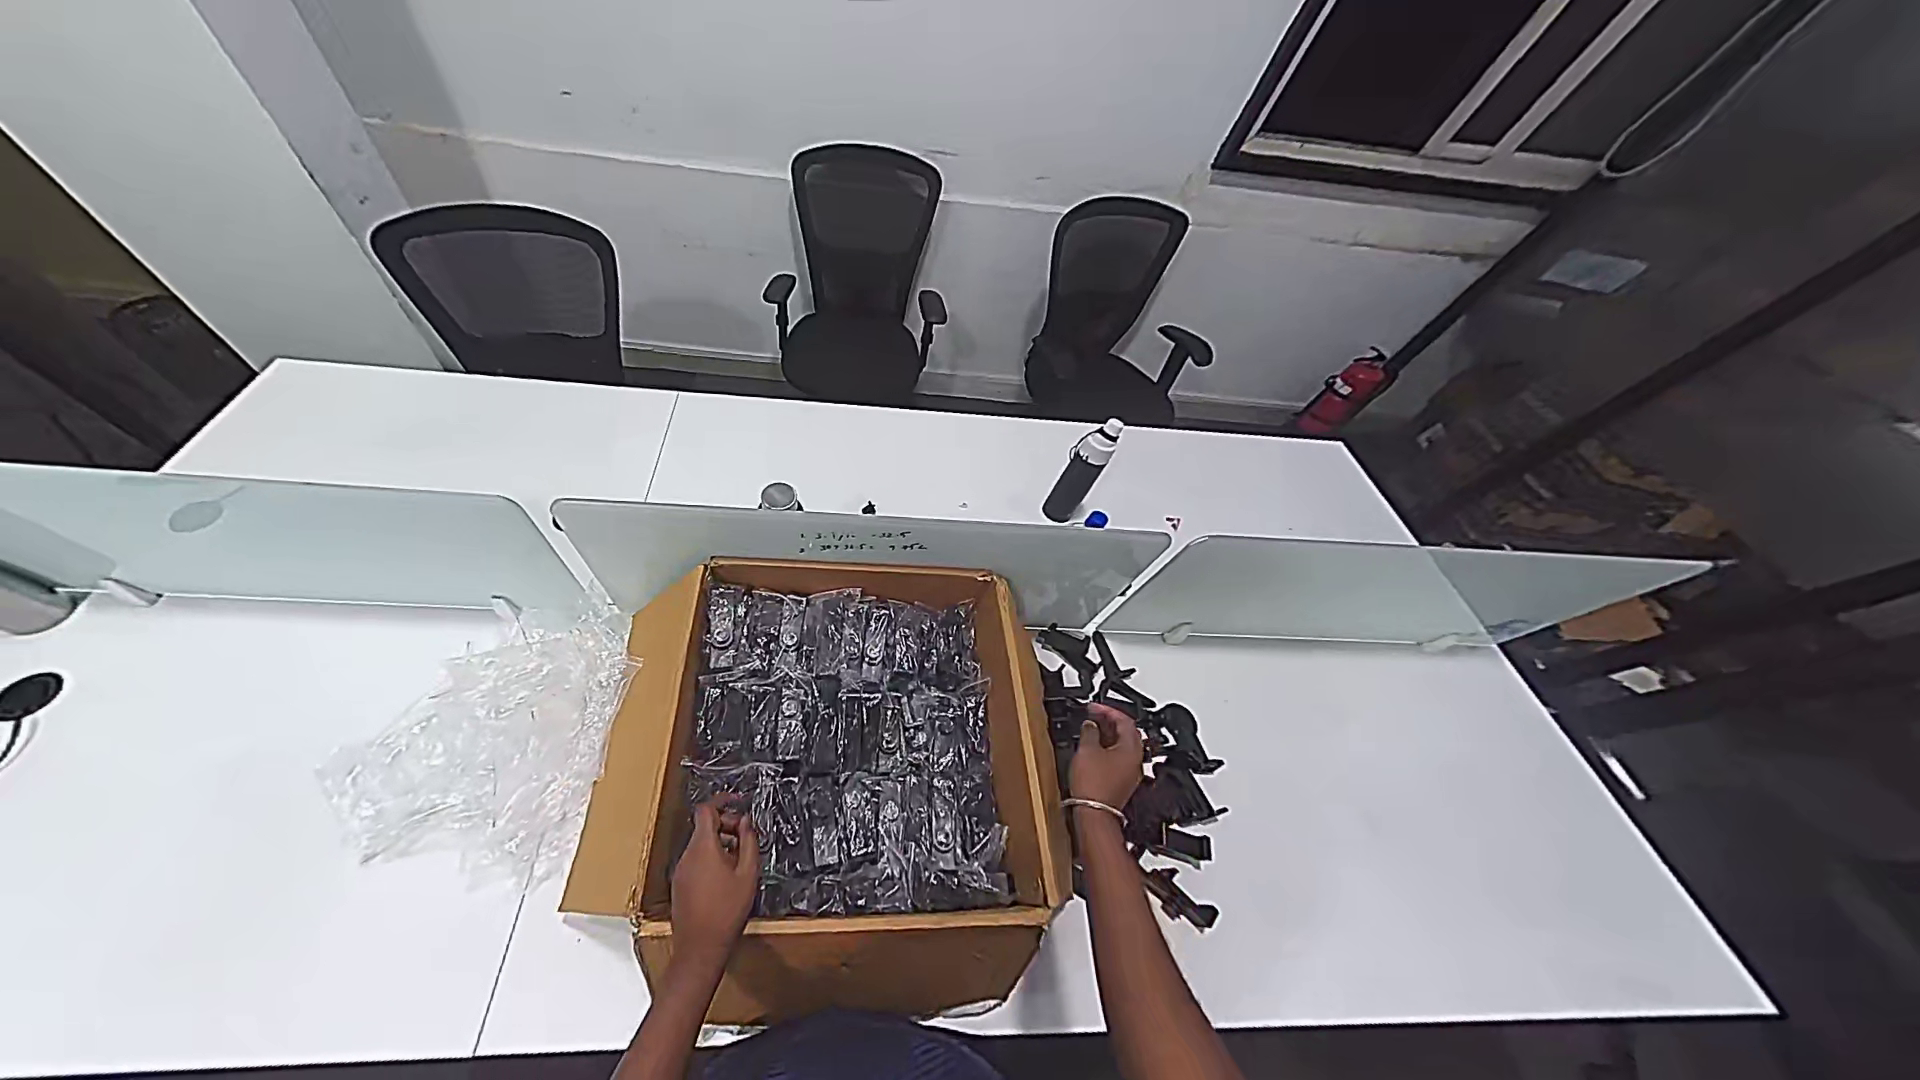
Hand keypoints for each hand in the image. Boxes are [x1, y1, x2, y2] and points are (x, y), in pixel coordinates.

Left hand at [670, 798, 758, 960]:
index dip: (723, 800)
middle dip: (726, 824)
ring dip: (720, 842)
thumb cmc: (726, 911)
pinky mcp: (680, 884)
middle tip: (745, 836)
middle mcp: (687, 856)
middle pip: (704, 826)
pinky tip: (727, 874)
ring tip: (740, 858)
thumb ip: (749, 841)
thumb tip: (745, 822)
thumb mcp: (748, 872)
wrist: (700, 949)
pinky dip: (711, 856)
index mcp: (702, 848)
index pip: (706, 810)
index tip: (738, 801)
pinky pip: (695, 859)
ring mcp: (681, 871)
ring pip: (700, 843)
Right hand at [1069, 703, 1143, 809]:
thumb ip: (1090, 731)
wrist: (1093, 813)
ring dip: (1108, 735)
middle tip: (1094, 715)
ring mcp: (1130, 773)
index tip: (1094, 707)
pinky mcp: (1121, 782)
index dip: (1108, 710)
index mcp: (1131, 749)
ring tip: (1091, 729)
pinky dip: (1107, 749)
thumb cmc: (1094, 785)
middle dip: (1110, 721)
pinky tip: (1093, 749)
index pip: (1125, 721)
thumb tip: (1090, 724)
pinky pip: (1117, 759)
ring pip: (1122, 746)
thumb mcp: (1087, 749)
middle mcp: (1135, 760)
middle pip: (1127, 733)